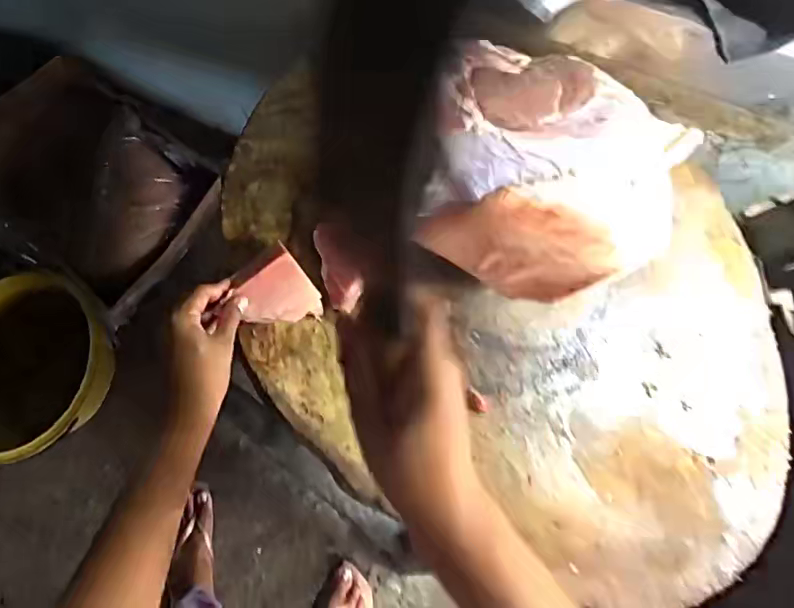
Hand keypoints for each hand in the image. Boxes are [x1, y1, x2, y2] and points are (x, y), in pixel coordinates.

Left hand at [167, 280, 243, 435]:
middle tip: (236, 297)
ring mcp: (171, 336)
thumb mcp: (224, 342)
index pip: (201, 293)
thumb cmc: (209, 374)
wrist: (190, 411)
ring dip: (211, 310)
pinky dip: (204, 322)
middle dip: (215, 298)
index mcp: (182, 318)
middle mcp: (172, 323)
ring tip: (232, 309)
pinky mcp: (175, 348)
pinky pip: (189, 326)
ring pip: (192, 315)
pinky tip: (220, 324)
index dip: (220, 288)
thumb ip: (231, 316)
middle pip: (194, 302)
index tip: (236, 286)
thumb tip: (240, 298)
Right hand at [338, 287, 484, 539]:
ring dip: (384, 333)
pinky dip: (394, 351)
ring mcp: (448, 368)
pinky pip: (417, 350)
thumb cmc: (407, 466)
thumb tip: (344, 319)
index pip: (419, 299)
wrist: (447, 507)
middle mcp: (445, 355)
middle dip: (378, 312)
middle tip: (347, 325)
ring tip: (355, 351)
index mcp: (430, 359)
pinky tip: (372, 373)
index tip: (359, 285)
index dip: (389, 285)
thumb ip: (357, 364)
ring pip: (413, 331)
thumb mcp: (370, 418)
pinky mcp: (445, 381)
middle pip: (413, 312)